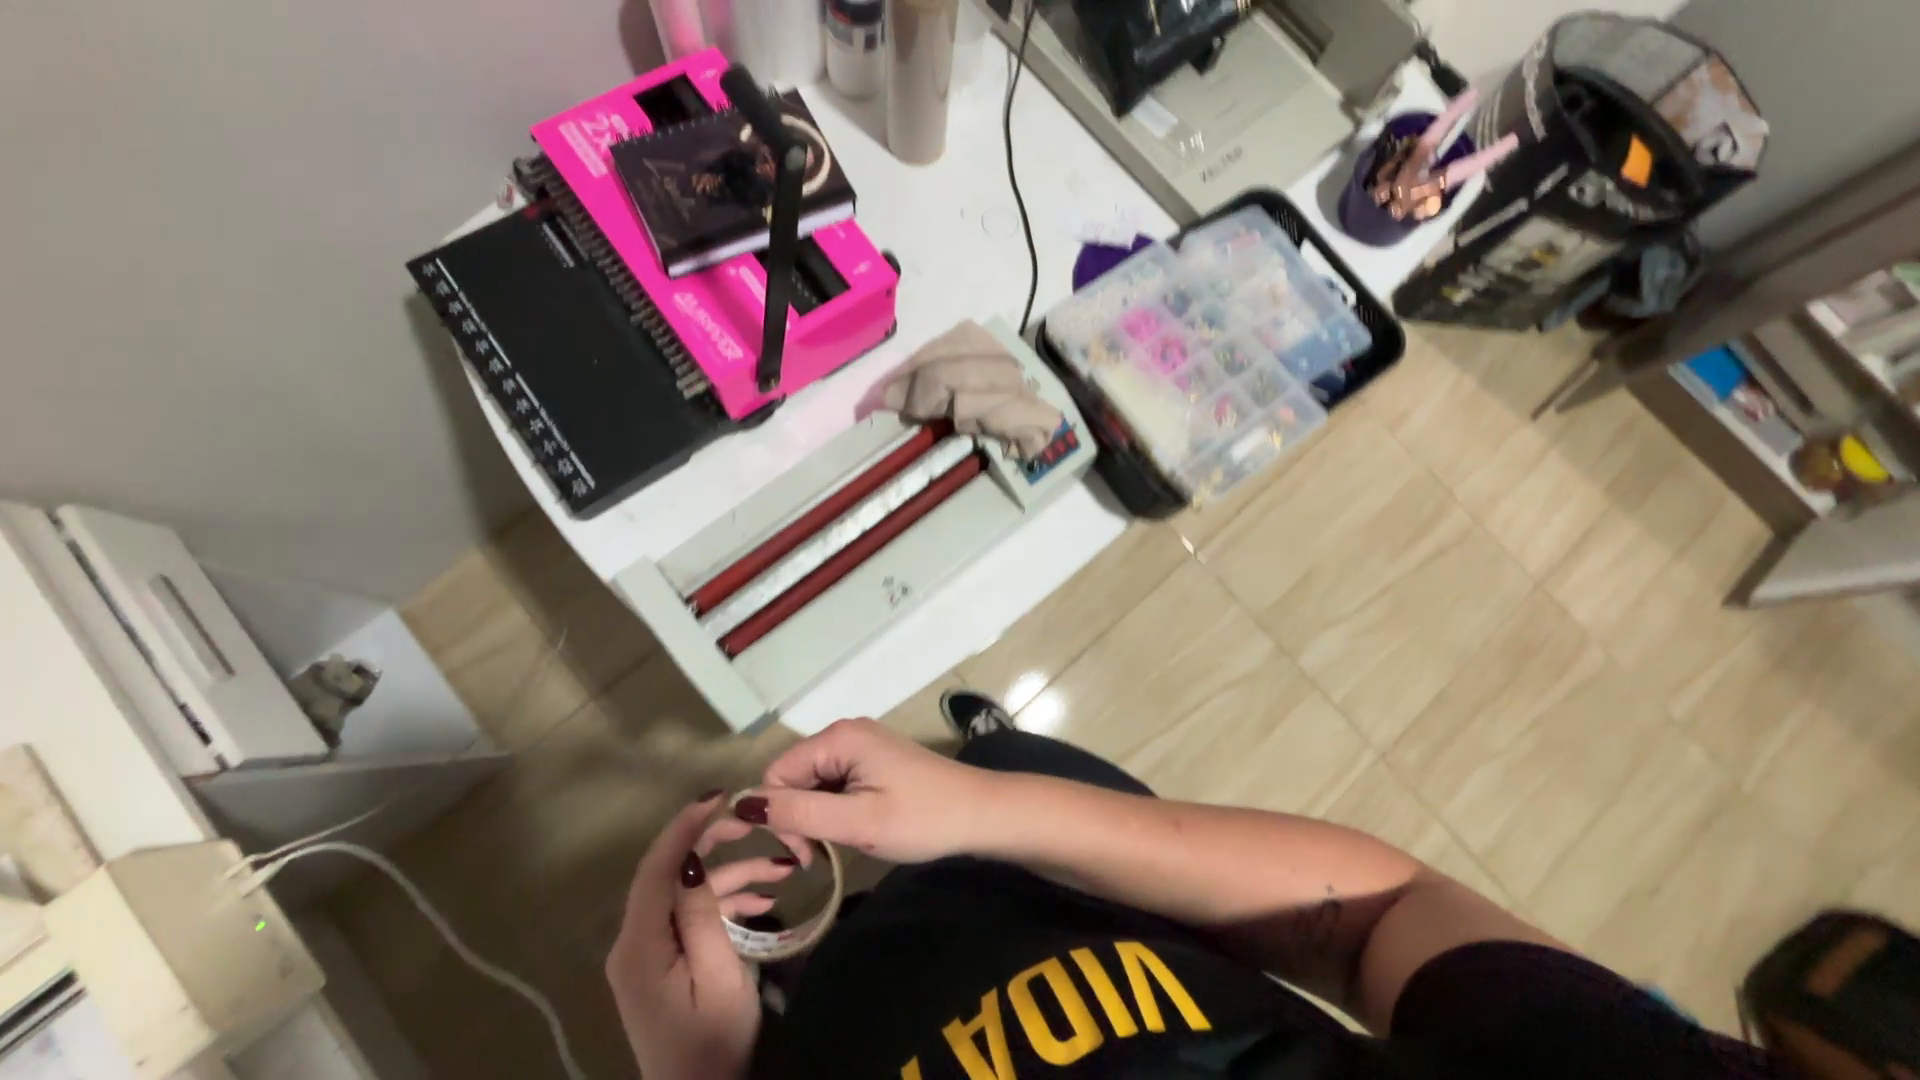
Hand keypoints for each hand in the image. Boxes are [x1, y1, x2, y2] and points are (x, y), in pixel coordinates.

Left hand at [606, 794, 778, 1079]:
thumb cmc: (714, 1042)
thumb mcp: (719, 976)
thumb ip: (702, 915)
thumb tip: (692, 860)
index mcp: (640, 945)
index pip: (656, 869)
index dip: (684, 827)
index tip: (717, 795)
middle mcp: (633, 941)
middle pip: (669, 873)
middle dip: (712, 842)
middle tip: (755, 821)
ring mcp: (646, 952)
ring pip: (686, 894)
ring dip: (730, 877)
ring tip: (782, 867)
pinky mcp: (661, 961)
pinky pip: (688, 918)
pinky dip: (722, 904)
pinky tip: (762, 900)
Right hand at [736, 717, 999, 863]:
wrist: (981, 813)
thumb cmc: (922, 819)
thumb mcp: (857, 822)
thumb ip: (800, 811)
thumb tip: (744, 803)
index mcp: (838, 738)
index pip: (776, 774)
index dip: (778, 815)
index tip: (803, 853)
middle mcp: (845, 732)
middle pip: (792, 775)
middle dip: (797, 816)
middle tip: (820, 856)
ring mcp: (862, 744)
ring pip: (813, 782)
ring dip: (816, 815)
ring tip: (840, 844)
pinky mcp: (875, 759)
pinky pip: (835, 782)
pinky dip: (835, 808)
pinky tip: (853, 828)